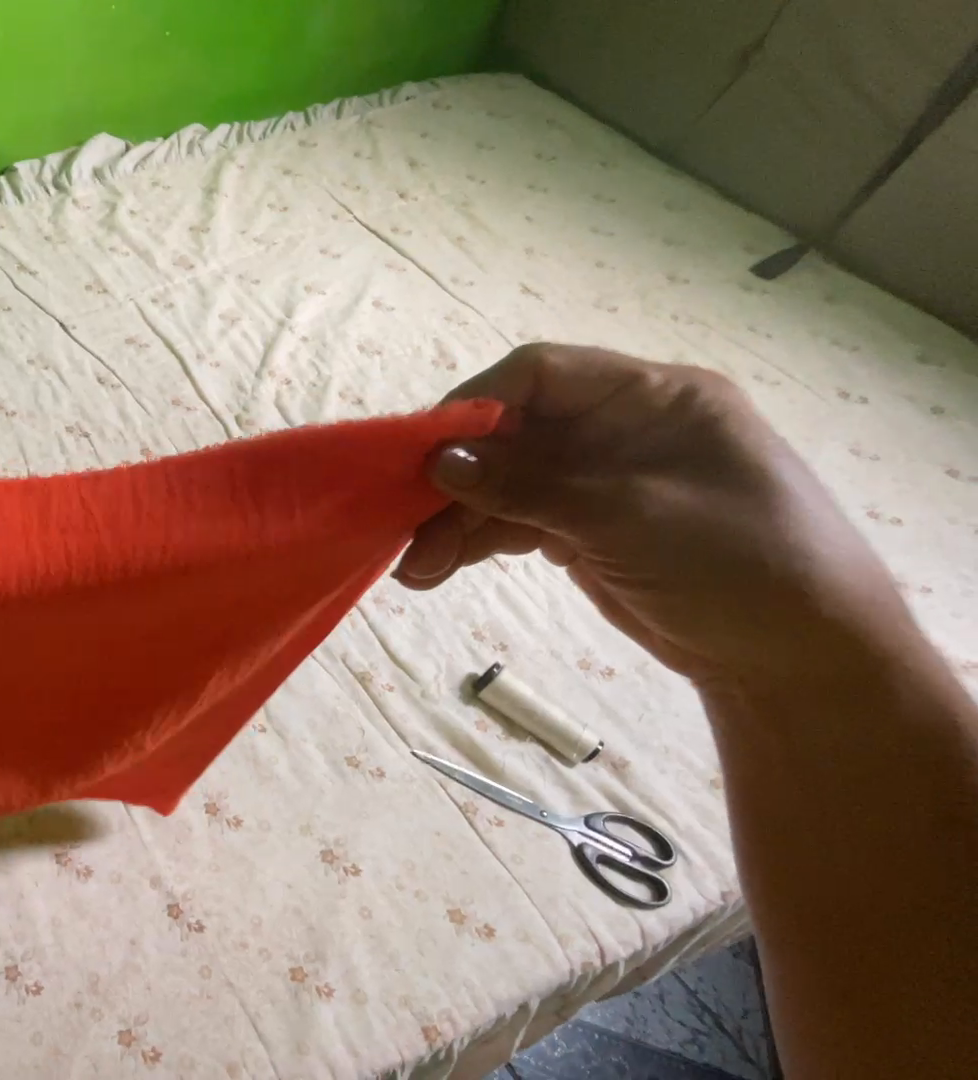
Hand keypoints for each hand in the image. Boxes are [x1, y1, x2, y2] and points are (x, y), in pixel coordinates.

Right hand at [394, 344, 904, 687]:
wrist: (796, 658)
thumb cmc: (737, 563)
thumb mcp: (627, 517)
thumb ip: (527, 486)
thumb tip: (438, 463)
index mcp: (649, 398)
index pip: (540, 375)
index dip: (475, 404)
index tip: (424, 452)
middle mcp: (613, 429)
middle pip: (507, 436)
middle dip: (452, 481)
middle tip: (401, 524)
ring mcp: (592, 479)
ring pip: (499, 485)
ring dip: (452, 523)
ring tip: (415, 569)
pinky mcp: (577, 525)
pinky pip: (509, 521)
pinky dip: (472, 543)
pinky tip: (439, 569)